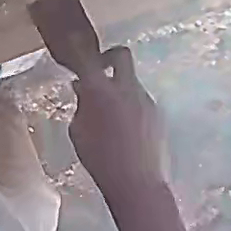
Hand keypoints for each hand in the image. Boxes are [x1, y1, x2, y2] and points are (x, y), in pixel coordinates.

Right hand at [69, 46, 168, 193]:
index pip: (88, 59)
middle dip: (109, 56)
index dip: (80, 50)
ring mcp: (145, 100)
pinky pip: (139, 100)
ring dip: (118, 87)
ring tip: (108, 112)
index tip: (74, 48)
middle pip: (121, 55)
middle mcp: (126, 88)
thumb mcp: (78, 132)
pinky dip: (129, 104)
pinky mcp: (156, 113)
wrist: (137, 182)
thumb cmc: (99, 159)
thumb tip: (82, 88)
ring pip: (130, 81)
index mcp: (101, 91)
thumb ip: (81, 106)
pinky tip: (123, 127)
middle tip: (99, 69)